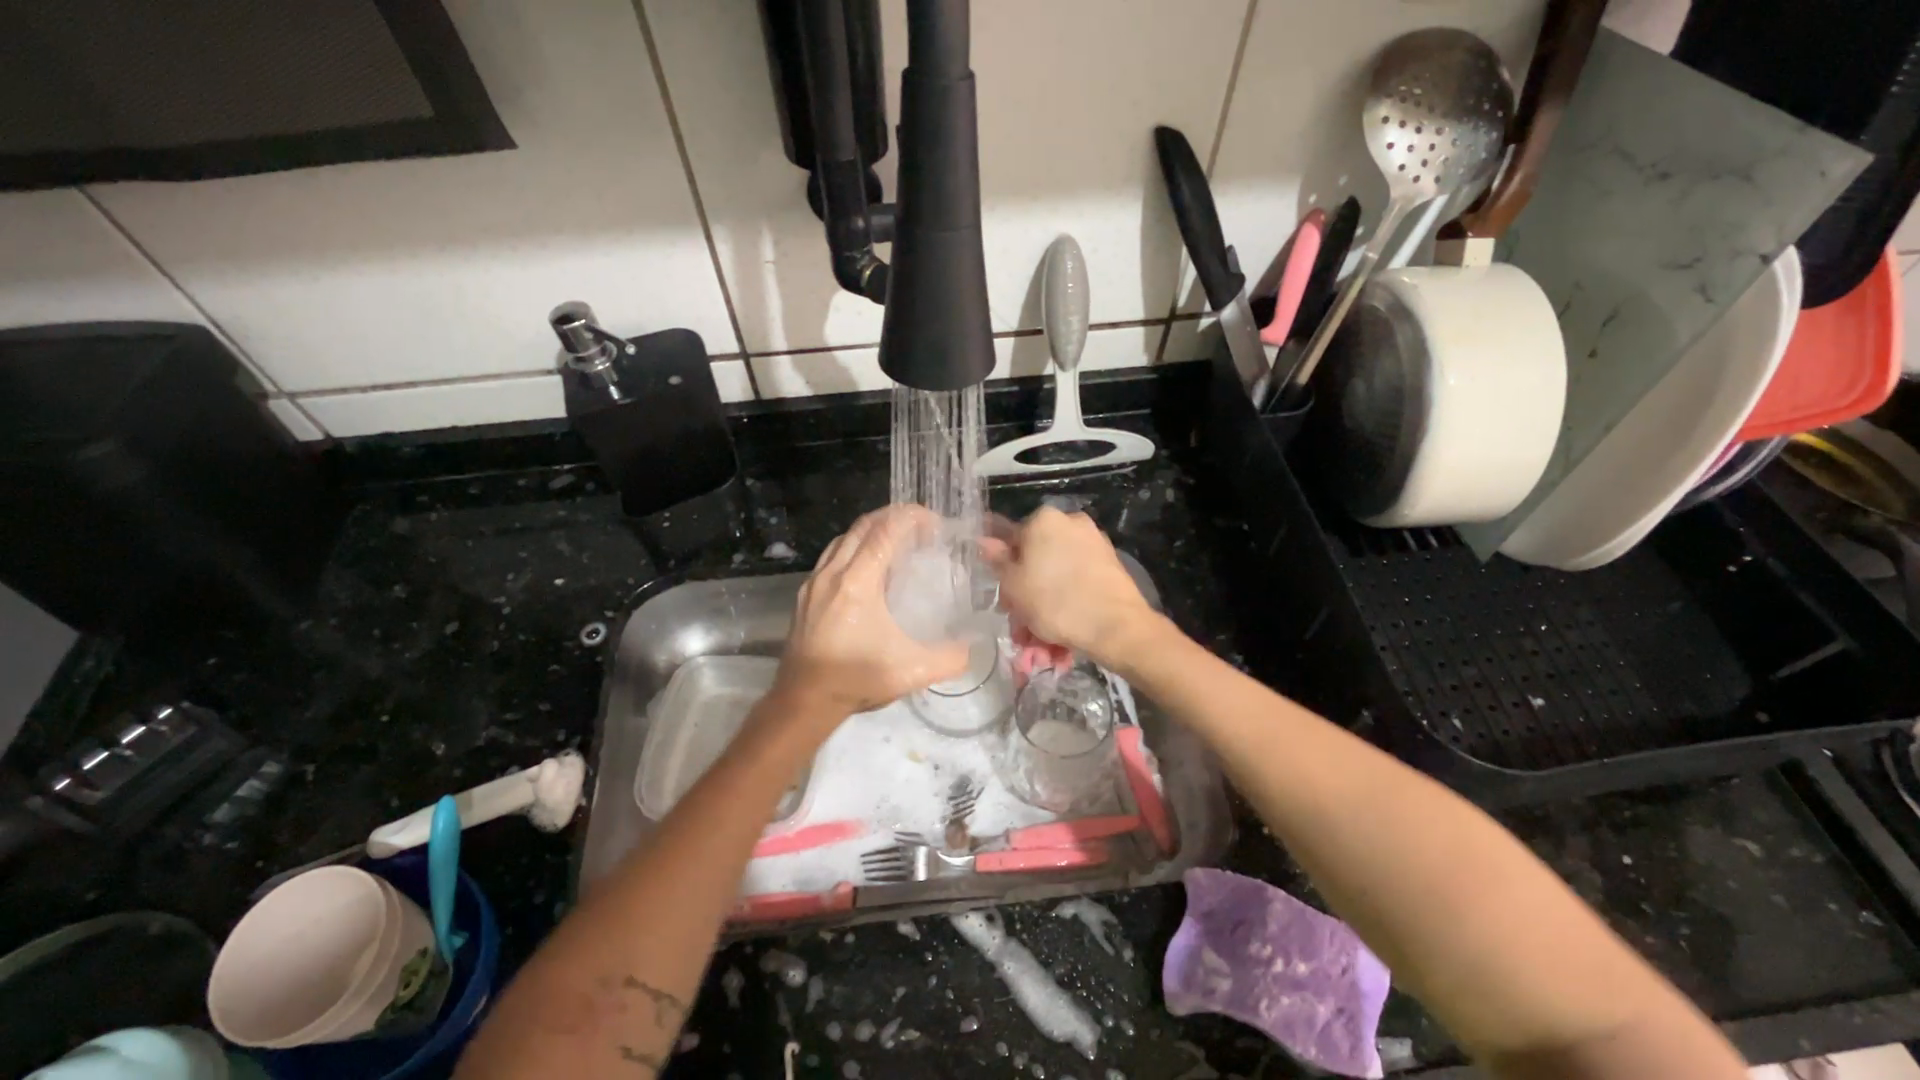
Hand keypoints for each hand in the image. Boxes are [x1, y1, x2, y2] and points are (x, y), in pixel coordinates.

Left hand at [774, 505, 971, 723]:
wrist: (804, 700)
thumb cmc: (856, 681)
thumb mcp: (911, 672)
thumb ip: (950, 658)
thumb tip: (973, 647)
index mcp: (858, 583)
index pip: (885, 531)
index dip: (911, 518)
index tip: (934, 522)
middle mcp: (833, 573)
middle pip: (863, 526)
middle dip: (892, 517)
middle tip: (920, 526)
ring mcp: (814, 583)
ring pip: (843, 539)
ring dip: (870, 531)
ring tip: (896, 541)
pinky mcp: (805, 595)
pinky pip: (831, 557)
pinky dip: (852, 549)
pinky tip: (867, 568)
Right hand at [979, 507, 1161, 669]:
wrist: (1117, 627)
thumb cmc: (1054, 602)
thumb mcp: (1013, 585)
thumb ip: (997, 561)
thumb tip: (984, 540)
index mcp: (1044, 521)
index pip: (1012, 543)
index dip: (1005, 577)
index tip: (1006, 605)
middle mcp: (1071, 525)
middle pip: (1037, 566)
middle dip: (1027, 604)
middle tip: (1022, 636)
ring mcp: (1094, 546)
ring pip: (1058, 582)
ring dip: (1045, 617)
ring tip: (1043, 653)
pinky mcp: (1110, 568)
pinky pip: (1079, 588)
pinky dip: (1068, 612)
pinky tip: (1063, 647)